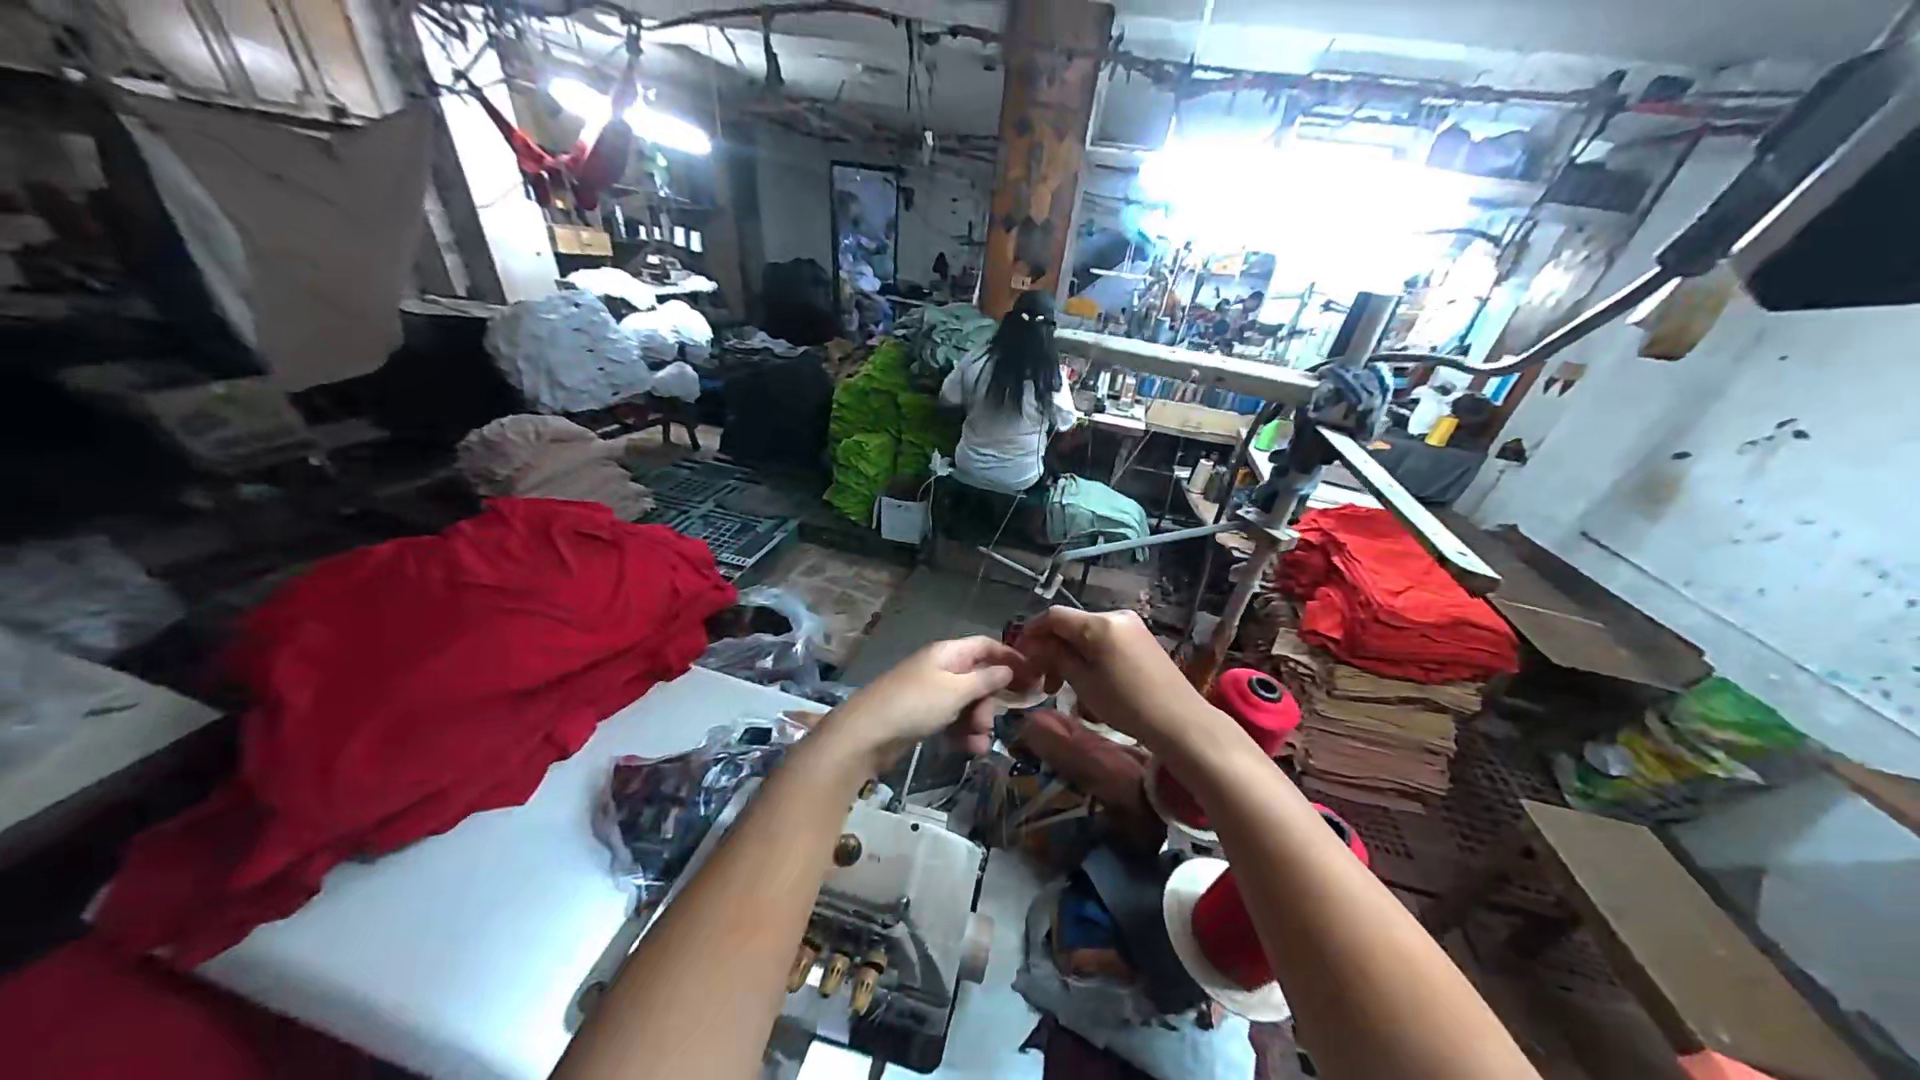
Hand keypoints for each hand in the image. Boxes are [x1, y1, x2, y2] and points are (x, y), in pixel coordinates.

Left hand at [821, 636, 1021, 773]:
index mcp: (948, 652)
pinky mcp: (923, 715)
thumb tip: (1008, 668)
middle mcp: (941, 668)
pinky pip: (953, 719)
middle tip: (989, 723)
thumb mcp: (956, 691)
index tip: (1034, 676)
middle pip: (979, 678)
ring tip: (978, 742)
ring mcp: (931, 692)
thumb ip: (985, 680)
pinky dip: (963, 732)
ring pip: (967, 702)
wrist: (866, 734)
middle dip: (989, 702)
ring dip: (978, 722)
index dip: (1010, 658)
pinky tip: (968, 748)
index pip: (986, 646)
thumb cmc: (915, 704)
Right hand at [1014, 607, 1218, 754]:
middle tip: (1042, 679)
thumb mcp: (1083, 682)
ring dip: (1070, 654)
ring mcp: (1131, 625)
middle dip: (1051, 648)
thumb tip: (1035, 645)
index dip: (1032, 632)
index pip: (1053, 616)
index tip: (1020, 654)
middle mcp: (1115, 615)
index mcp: (1098, 623)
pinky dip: (1089, 655)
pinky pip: (1104, 639)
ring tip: (1062, 685)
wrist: (1179, 720)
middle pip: (1071, 624)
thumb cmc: (1126, 703)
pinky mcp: (1141, 637)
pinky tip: (1087, 679)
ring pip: (1087, 633)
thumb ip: (1056, 657)